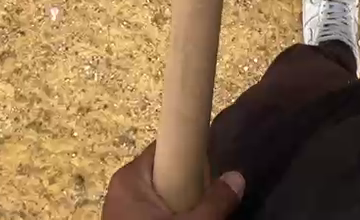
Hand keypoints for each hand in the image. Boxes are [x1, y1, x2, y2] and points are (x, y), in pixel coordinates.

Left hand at [102, 145, 244, 218]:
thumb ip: (215, 201)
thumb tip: (237, 177)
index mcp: (130, 177)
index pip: (167, 147)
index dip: (191, 155)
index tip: (210, 171)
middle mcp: (122, 189)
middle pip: (166, 172)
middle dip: (188, 186)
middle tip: (206, 200)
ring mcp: (121, 212)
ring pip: (161, 197)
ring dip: (181, 206)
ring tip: (197, 216)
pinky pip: (153, 214)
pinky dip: (169, 218)